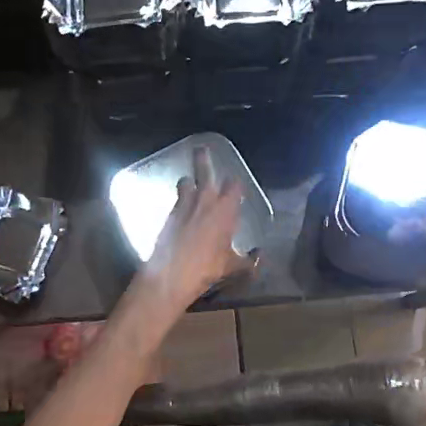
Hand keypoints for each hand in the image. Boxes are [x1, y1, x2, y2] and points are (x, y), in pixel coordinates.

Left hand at [128, 148, 256, 316]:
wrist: (170, 275)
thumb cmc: (206, 268)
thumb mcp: (232, 267)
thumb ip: (247, 261)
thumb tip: (258, 258)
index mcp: (225, 209)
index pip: (234, 185)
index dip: (235, 184)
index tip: (235, 186)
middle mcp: (204, 200)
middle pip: (204, 170)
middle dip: (203, 159)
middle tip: (200, 149)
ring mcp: (183, 205)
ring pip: (185, 182)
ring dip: (188, 181)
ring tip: (189, 183)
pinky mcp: (167, 215)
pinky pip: (176, 201)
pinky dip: (180, 201)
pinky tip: (181, 211)